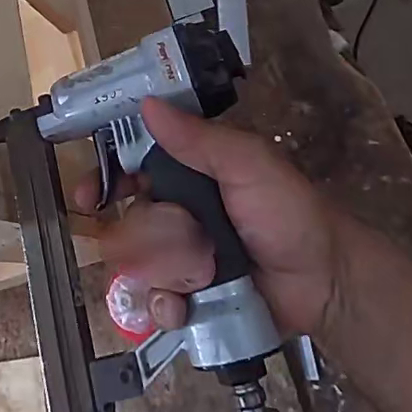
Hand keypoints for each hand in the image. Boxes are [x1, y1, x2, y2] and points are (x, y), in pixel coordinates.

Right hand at [73, 98, 340, 336]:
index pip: (134, 167)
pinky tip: (182, 307)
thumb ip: (200, 140)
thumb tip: (149, 104)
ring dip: (157, 271)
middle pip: (128, 220)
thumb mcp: (248, 165)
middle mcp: (181, 212)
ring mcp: (183, 257)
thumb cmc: (288, 212)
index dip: (107, 179)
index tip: (88, 196)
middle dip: (141, 233)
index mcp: (192, 172)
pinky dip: (163, 306)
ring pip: (136, 264)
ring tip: (192, 273)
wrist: (323, 281)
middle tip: (160, 240)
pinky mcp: (189, 296)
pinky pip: (153, 302)